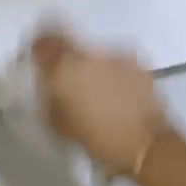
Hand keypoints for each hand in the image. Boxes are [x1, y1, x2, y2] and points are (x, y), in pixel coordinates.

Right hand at [31, 29, 172, 175]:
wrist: (148, 146)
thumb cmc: (99, 140)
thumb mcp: (59, 126)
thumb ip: (47, 98)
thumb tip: (45, 85)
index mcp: (64, 67)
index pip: (42, 40)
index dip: (38, 49)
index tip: (38, 62)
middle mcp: (88, 52)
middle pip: (69, 43)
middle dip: (66, 60)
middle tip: (69, 81)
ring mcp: (115, 53)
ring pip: (93, 52)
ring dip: (90, 66)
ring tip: (97, 91)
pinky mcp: (137, 59)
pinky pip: (115, 60)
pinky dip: (111, 72)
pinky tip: (117, 93)